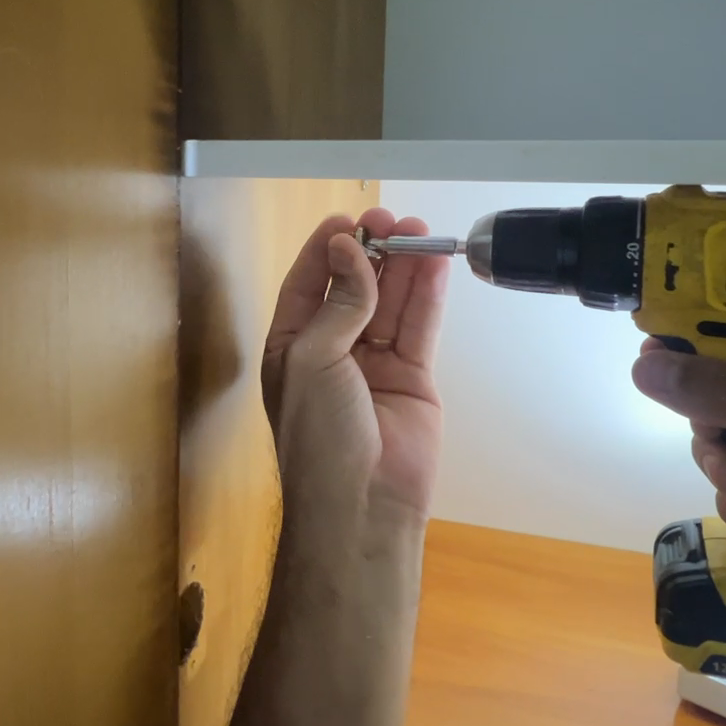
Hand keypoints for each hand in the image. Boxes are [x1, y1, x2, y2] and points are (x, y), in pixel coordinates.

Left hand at [262, 210, 450, 534]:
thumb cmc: (319, 432)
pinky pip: (417, 328)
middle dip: (370, 253)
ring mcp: (373, 363)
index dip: (325, 252)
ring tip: (418, 230)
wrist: (362, 504)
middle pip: (352, 289)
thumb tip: (349, 249)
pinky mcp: (412, 376)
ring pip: (389, 304)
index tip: (347, 220)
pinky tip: (435, 264)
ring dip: (402, 267)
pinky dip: (426, 296)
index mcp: (291, 346)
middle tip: (389, 221)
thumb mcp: (314, 360)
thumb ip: (338, 303)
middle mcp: (330, 350)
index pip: (306, 286)